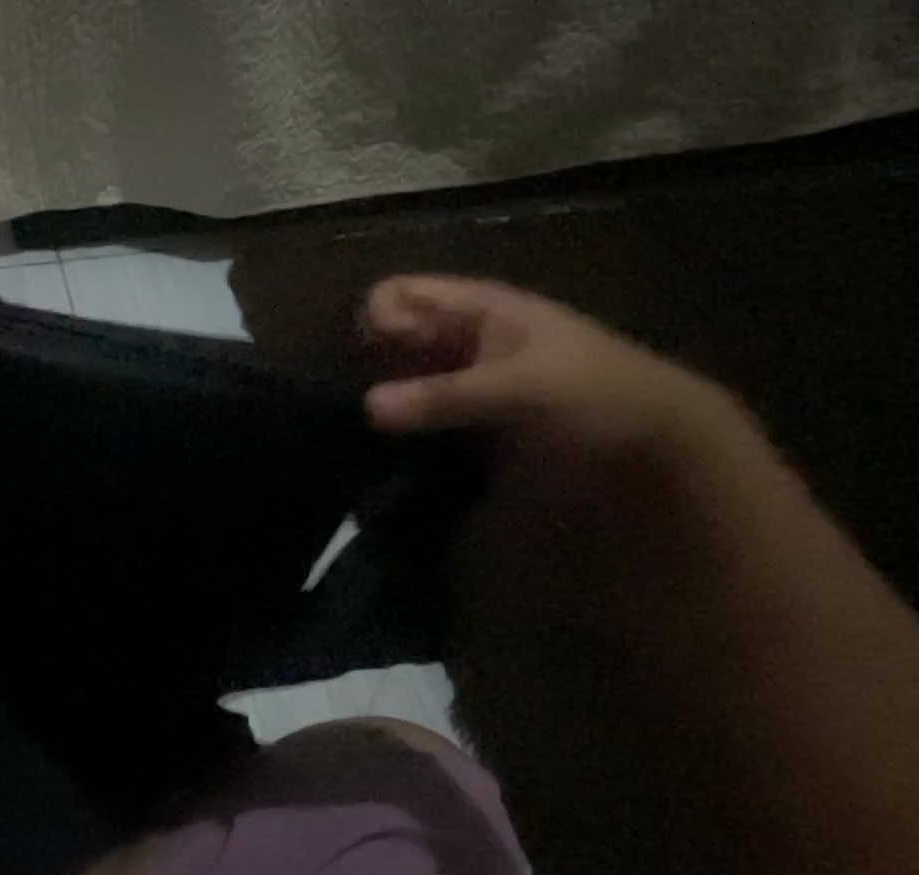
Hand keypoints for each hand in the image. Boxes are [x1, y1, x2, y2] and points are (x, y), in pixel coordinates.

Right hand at [360, 275, 747, 460]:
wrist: (653, 450)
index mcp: (478, 310)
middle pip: (390, 341)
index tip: (368, 360)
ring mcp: (460, 386)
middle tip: (346, 403)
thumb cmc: (595, 396)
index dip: (373, 321)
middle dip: (364, 365)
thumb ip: (443, 396)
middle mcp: (461, 342)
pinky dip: (394, 434)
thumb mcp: (520, 387)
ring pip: (397, 384)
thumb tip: (365, 407)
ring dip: (376, 404)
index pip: (399, 296)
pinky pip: (412, 423)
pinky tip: (378, 453)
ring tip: (353, 433)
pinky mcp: (461, 428)